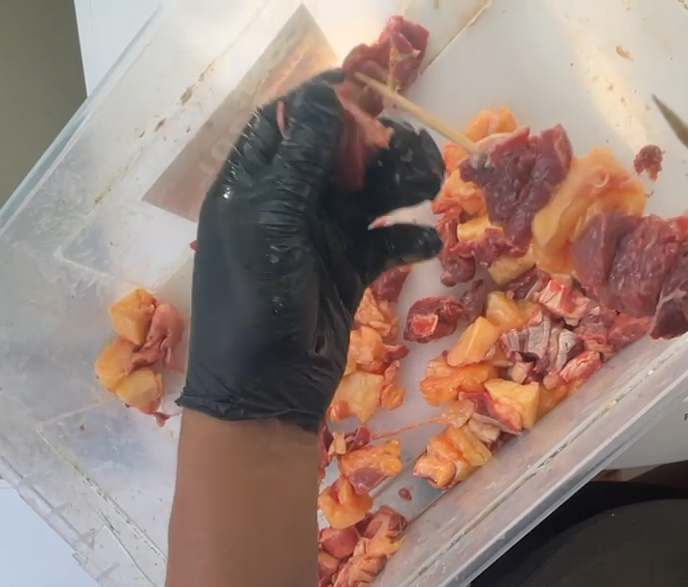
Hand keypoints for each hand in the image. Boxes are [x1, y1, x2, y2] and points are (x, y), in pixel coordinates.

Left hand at [179, 74, 443, 431]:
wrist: (265, 388)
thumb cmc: (254, 301)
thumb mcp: (271, 222)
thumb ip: (301, 162)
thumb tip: (327, 99)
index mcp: (254, 185)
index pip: (289, 124)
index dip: (326, 106)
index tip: (369, 96)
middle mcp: (288, 206)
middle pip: (339, 156)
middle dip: (378, 148)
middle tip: (417, 149)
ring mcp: (320, 240)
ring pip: (368, 196)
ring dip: (401, 187)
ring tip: (433, 186)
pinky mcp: (348, 274)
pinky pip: (384, 243)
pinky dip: (407, 239)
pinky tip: (427, 242)